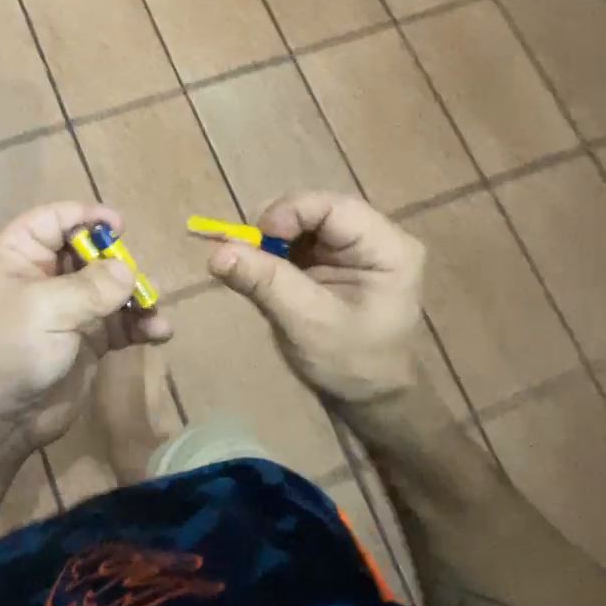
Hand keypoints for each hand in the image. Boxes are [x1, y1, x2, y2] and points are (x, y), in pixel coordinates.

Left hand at [0, 202, 170, 452]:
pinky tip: (160, 331)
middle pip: (87, 252)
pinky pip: (118, 322)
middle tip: (137, 279)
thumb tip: (128, 271)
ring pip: (108, 288)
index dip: (85, 217)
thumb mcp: (47, 310)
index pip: (52, 220)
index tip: (120, 226)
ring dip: (135, 295)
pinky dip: (139, 323)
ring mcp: (65, 309)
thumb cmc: (11, 350)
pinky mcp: (85, 340)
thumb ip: (92, 286)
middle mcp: (41, 277)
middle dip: (117, 262)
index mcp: (17, 257)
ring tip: (153, 309)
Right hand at [206, 191, 425, 406]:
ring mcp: (352, 246)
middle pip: (314, 208)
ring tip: (248, 264)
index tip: (255, 239)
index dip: (290, 212)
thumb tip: (217, 252)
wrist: (368, 398)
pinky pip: (295, 238)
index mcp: (388, 249)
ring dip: (268, 238)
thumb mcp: (307, 323)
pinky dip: (270, 250)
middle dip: (274, 226)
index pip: (334, 207)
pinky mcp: (331, 257)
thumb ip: (266, 282)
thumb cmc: (351, 363)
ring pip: (300, 219)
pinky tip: (258, 269)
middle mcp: (374, 237)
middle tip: (242, 251)